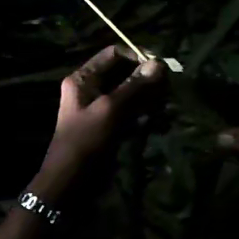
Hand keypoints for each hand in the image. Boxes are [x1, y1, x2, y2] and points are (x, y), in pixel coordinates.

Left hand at [44, 45, 165, 172]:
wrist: (71, 183)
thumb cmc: (85, 142)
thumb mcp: (109, 110)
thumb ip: (134, 86)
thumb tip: (158, 64)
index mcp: (84, 79)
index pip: (113, 54)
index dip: (136, 56)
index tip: (160, 66)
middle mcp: (92, 90)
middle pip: (126, 74)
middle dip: (148, 81)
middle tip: (168, 90)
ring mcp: (103, 110)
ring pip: (133, 95)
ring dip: (151, 100)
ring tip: (166, 108)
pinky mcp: (112, 128)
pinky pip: (133, 114)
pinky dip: (147, 116)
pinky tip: (161, 123)